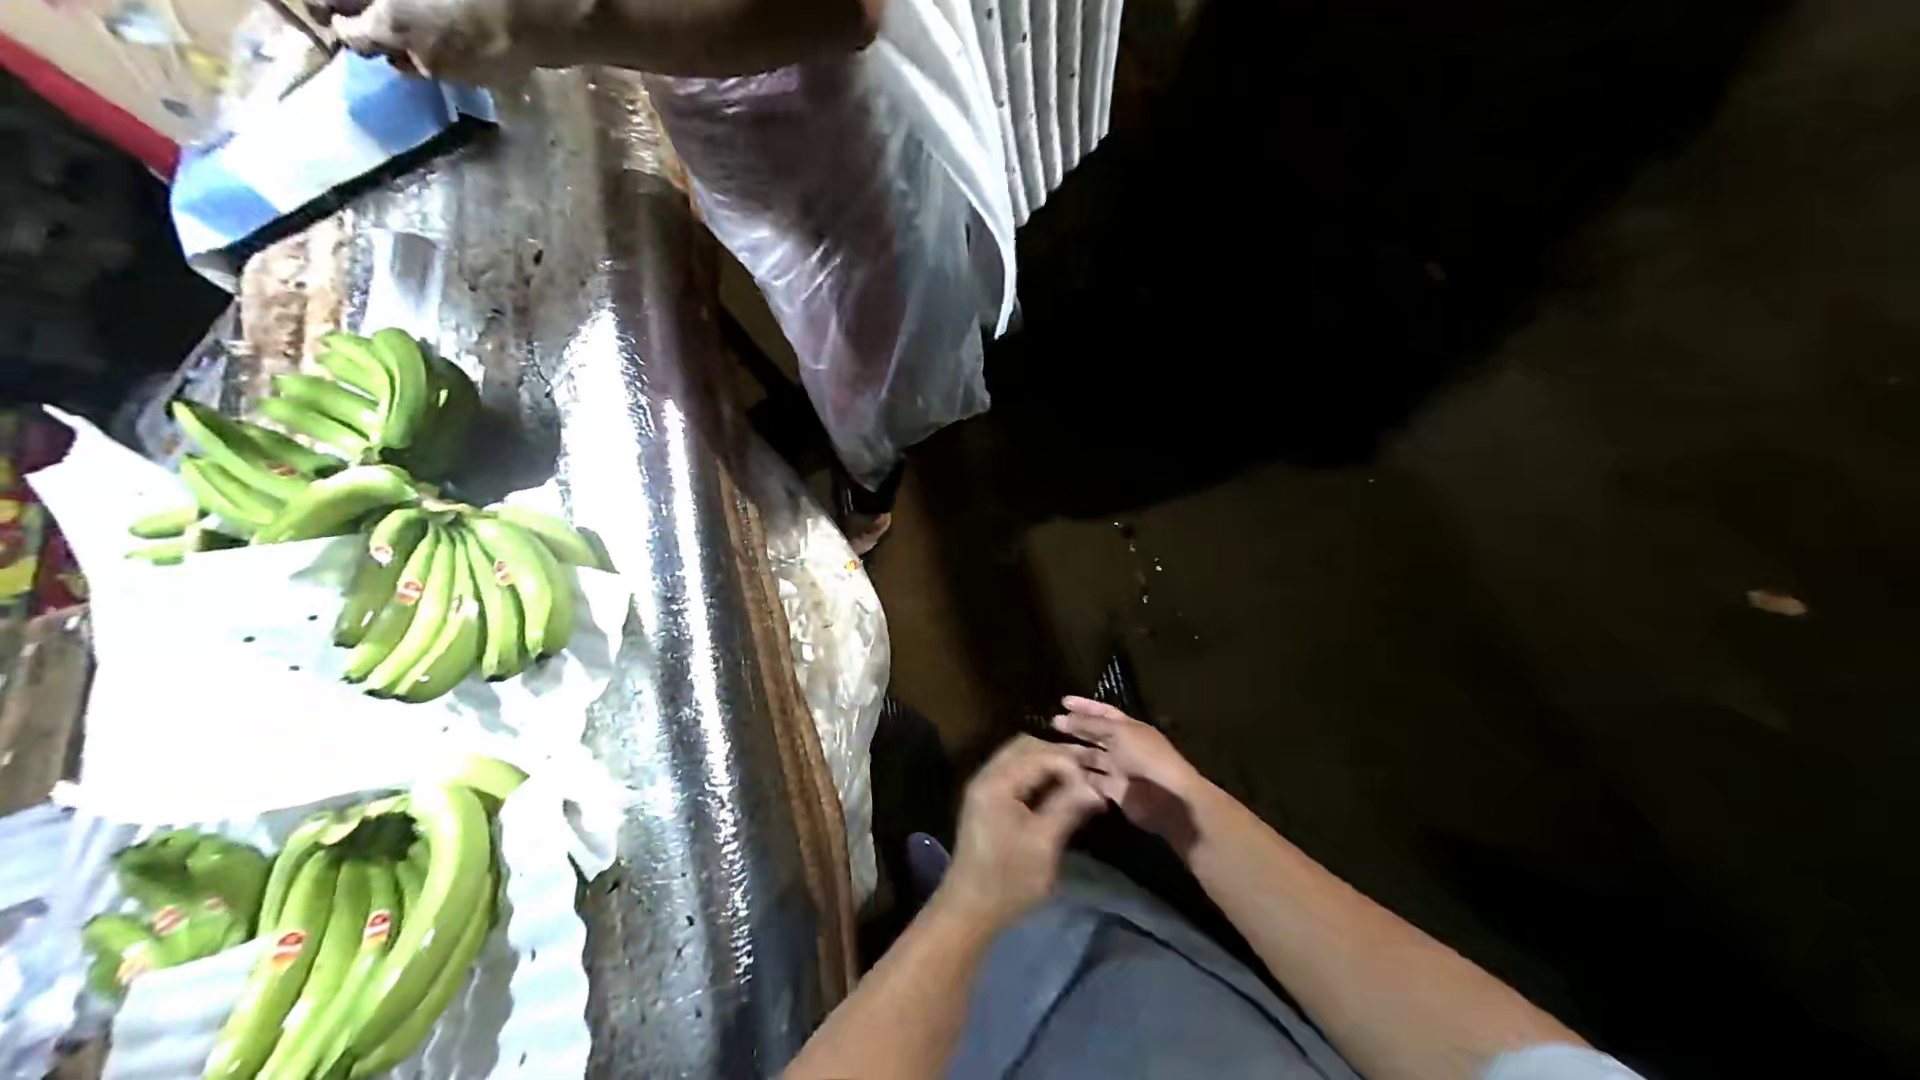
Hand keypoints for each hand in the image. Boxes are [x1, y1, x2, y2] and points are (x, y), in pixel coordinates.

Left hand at [938, 736, 1106, 927]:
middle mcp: (986, 776)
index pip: (1039, 754)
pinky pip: (1014, 772)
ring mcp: (984, 786)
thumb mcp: (1044, 843)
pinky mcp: (987, 799)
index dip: (1070, 764)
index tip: (1094, 784)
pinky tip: (1057, 790)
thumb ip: (1068, 808)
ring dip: (1048, 763)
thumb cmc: (1008, 880)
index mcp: (997, 783)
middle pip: (1026, 746)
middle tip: (1088, 772)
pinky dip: (1036, 774)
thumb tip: (1096, 788)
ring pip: (1019, 757)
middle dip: (1058, 755)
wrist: (969, 909)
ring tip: (1077, 780)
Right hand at [1052, 696, 1208, 849]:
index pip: (1103, 712)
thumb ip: (1091, 724)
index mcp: (1129, 728)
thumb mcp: (1119, 732)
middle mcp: (1123, 746)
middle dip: (1075, 728)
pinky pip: (1093, 780)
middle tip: (1052, 724)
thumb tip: (1064, 717)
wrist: (1167, 797)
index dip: (1085, 706)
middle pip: (1095, 734)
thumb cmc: (1146, 756)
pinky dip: (1080, 777)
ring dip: (1074, 753)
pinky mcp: (1114, 790)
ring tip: (1051, 750)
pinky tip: (1063, 772)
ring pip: (1091, 758)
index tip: (1063, 702)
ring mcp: (1119, 769)